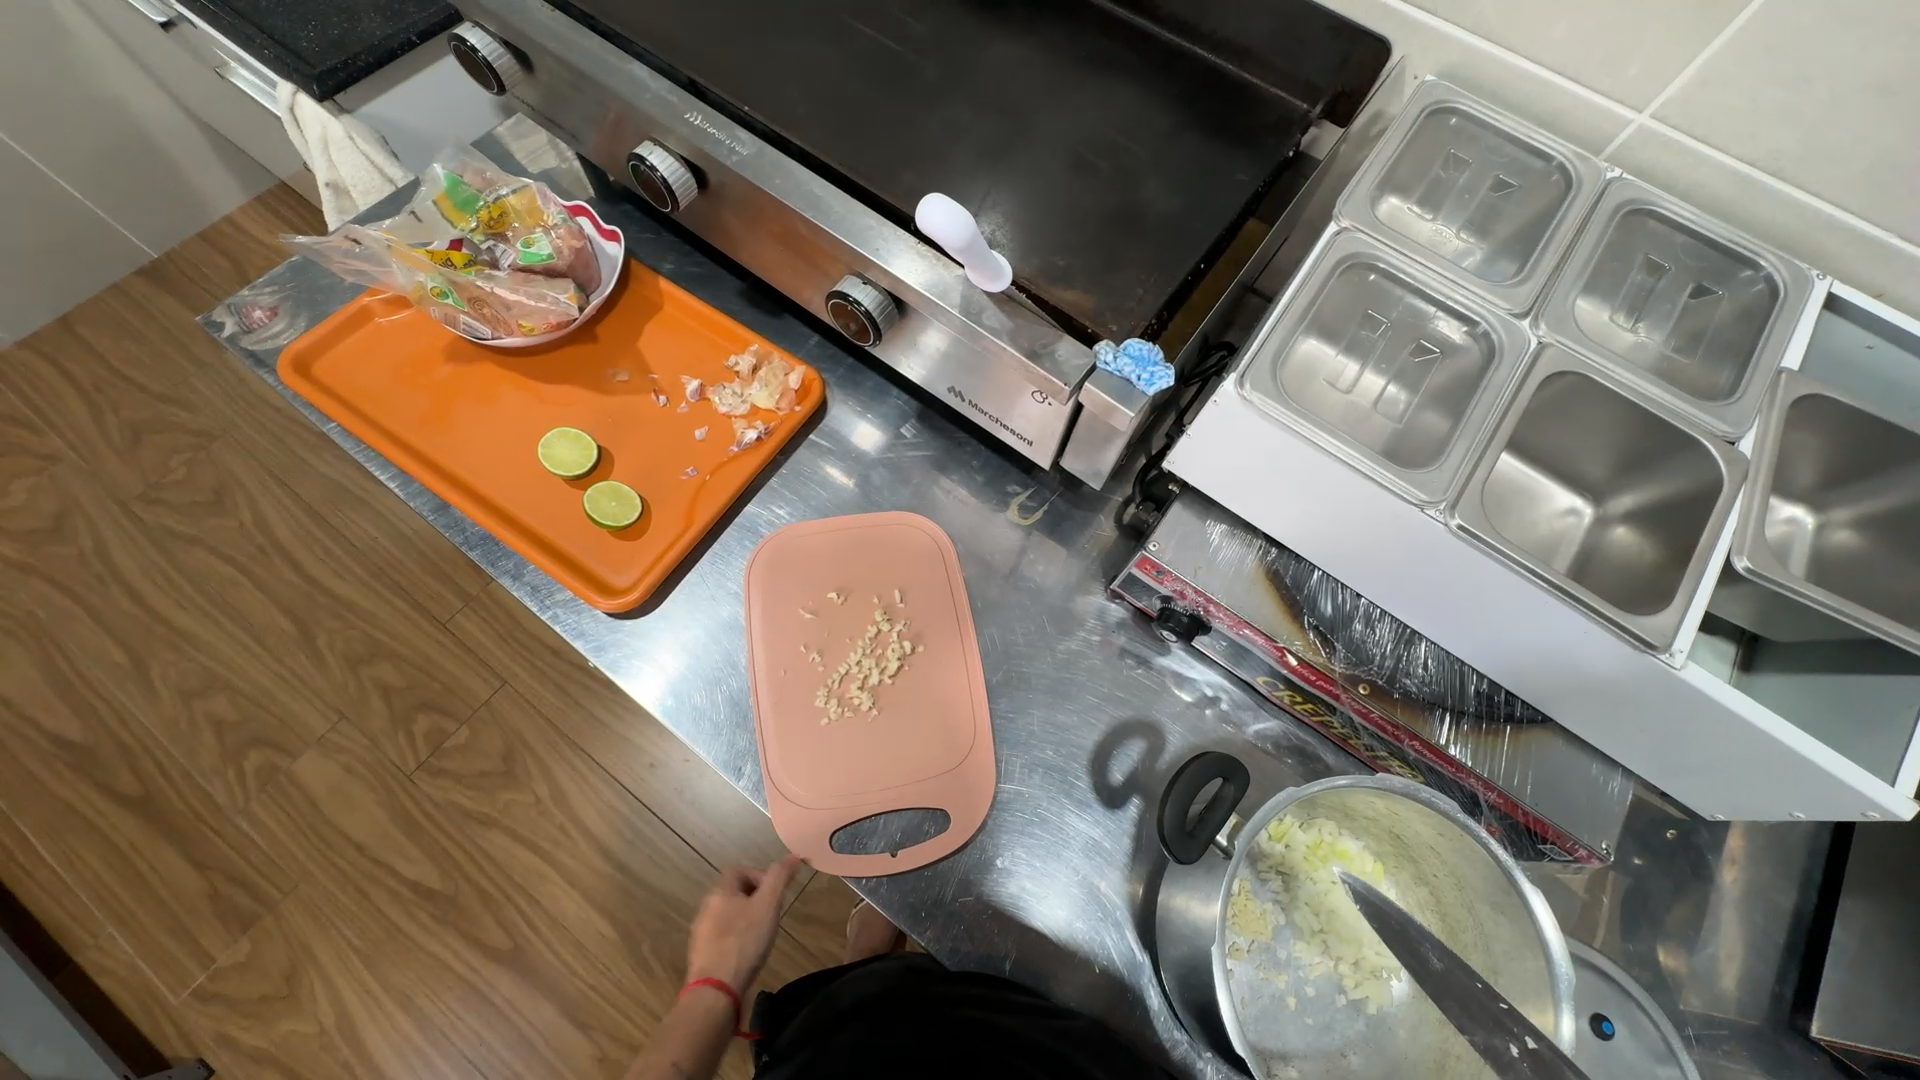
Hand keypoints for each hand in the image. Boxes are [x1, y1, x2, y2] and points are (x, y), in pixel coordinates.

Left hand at [685, 854, 804, 989]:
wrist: (715, 991)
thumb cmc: (744, 941)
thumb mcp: (768, 905)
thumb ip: (779, 878)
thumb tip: (794, 856)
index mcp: (719, 892)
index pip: (739, 870)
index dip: (759, 875)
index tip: (774, 894)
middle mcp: (706, 908)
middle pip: (733, 893)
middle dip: (755, 899)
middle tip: (771, 915)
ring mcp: (701, 934)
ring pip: (728, 916)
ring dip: (746, 920)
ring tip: (762, 936)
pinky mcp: (702, 956)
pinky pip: (722, 938)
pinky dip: (737, 939)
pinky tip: (747, 955)